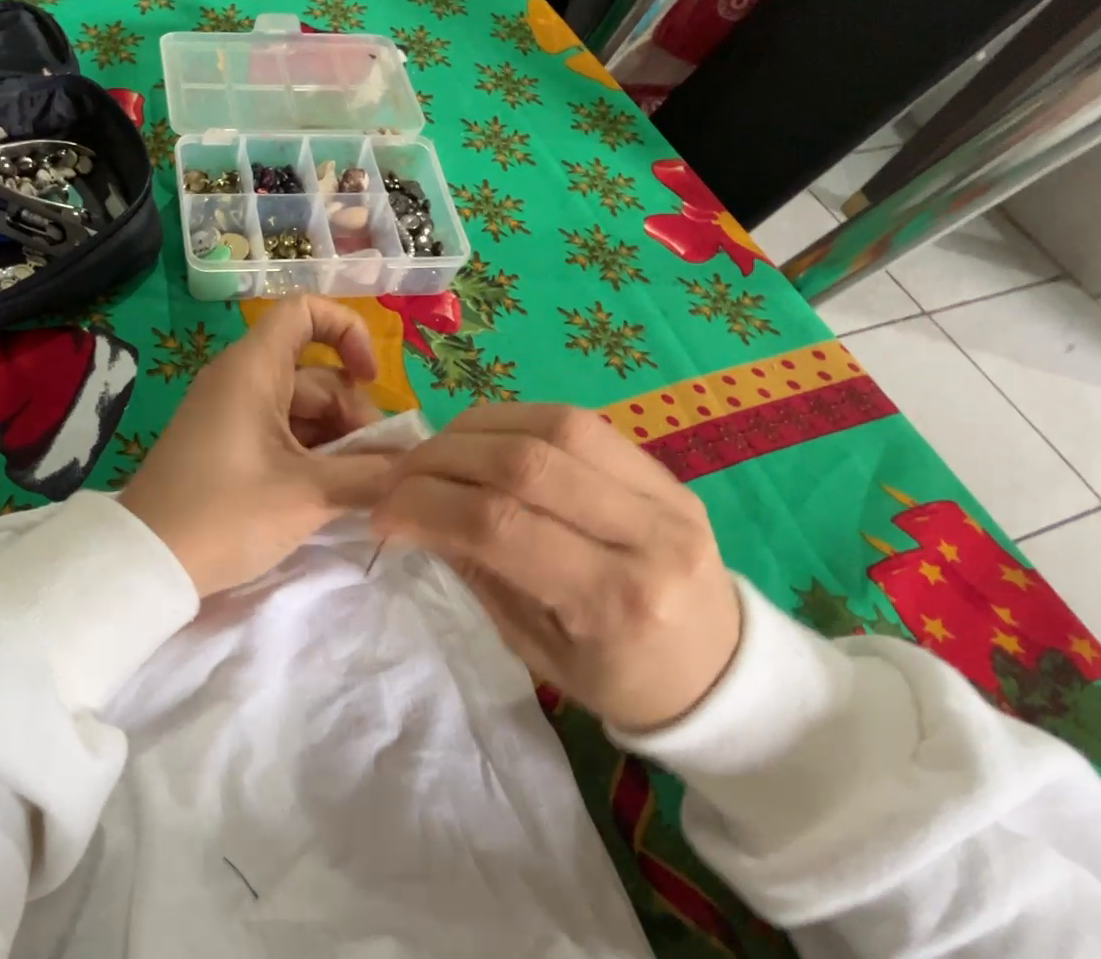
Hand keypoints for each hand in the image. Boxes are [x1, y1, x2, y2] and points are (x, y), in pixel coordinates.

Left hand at [119, 297, 393, 596]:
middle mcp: (240, 382)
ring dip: (336, 445)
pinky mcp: (225, 448)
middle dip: (353, 416)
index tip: (371, 380)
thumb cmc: (226, 515)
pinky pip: (280, 436)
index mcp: (252, 369)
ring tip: (357, 491)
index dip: (348, 332)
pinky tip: (330, 496)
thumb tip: (415, 466)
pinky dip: (310, 458)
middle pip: (316, 376)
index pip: (304, 312)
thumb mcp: (307, 495)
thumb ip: (369, 474)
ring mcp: (230, 416)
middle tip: (376, 470)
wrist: (148, 563)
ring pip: (302, 412)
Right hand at [372, 404, 740, 732]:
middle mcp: (648, 534)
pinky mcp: (664, 469)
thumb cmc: (616, 678)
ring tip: (432, 454)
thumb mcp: (532, 645)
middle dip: (440, 460)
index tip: (381, 514)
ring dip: (473, 430)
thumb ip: (477, 570)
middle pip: (526, 463)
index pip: (501, 525)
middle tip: (397, 477)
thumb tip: (412, 513)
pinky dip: (513, 422)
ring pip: (554, 425)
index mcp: (613, 600)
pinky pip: (578, 422)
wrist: (719, 673)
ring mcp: (667, 493)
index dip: (425, 506)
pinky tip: (480, 441)